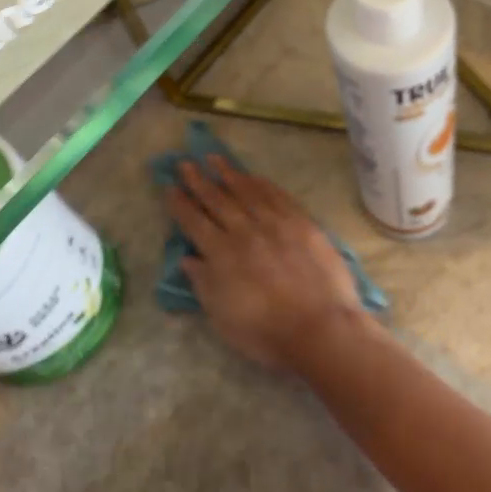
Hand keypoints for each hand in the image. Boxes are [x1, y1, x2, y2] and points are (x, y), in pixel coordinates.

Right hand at [167, 157, 370, 369]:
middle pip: (217, 200)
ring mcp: (276, 223)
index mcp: (221, 255)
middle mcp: (245, 231)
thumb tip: (189, 258)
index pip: (194, 222)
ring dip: (228, 173)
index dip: (181, 204)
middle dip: (199, 181)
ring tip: (213, 158)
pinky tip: (253, 176)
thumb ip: (204, 284)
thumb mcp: (223, 317)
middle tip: (185, 163)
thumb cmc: (266, 332)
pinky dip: (262, 184)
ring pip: (247, 191)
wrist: (320, 327)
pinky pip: (278, 196)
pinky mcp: (302, 223)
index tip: (170, 187)